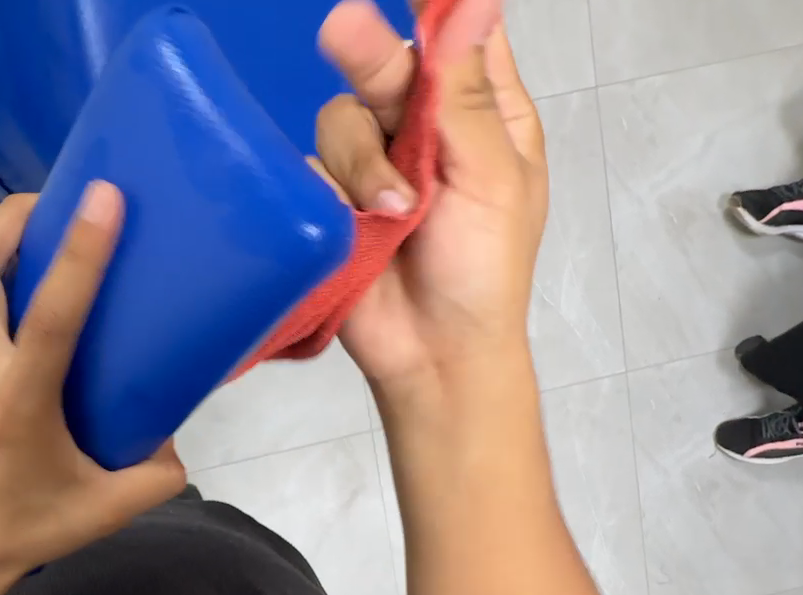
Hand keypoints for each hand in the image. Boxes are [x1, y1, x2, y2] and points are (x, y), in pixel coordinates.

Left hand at [0, 185, 186, 590]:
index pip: (50, 313)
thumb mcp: (108, 510)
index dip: (79, 252)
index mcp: (20, 402)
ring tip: (44, 233)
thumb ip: (157, 474)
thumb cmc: (30, 527)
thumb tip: (174, 435)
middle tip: (65, 203)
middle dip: (17, 218)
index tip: (105, 196)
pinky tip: (22, 290)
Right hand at [313, 0, 547, 398]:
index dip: (437, 7)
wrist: (432, 352)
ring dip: (362, 164)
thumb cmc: (483, 270)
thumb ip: (467, 97)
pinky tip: (352, 224)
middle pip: (387, 67)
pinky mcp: (330, 207)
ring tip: (392, 212)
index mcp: (480, 113)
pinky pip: (311, 173)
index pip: (457, 36)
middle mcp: (420, 131)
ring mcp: (371, 170)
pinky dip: (328, 193)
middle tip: (340, 30)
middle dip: (368, 55)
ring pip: (340, 122)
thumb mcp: (492, 179)